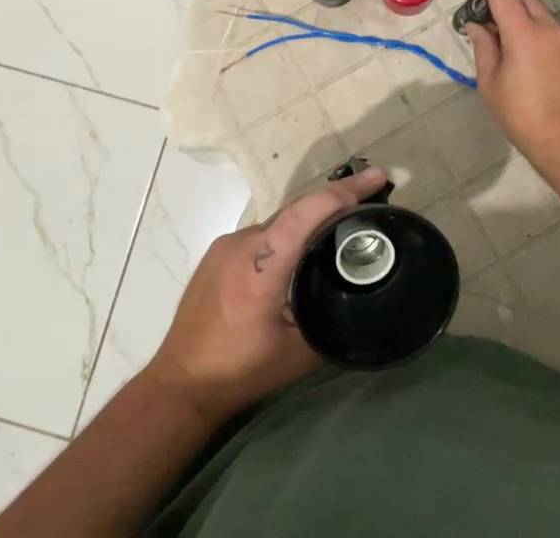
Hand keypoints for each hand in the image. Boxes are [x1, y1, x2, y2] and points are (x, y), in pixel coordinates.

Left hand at [146, 167, 389, 420]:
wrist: (182, 381)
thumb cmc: (242, 371)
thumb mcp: (300, 353)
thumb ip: (333, 318)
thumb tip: (364, 294)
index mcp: (261, 269)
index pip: (304, 214)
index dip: (342, 193)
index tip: (377, 179)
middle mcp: (241, 246)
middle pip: (295, 210)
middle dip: (336, 199)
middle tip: (372, 197)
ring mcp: (226, 245)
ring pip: (279, 221)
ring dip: (311, 219)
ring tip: (343, 225)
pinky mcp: (218, 252)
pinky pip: (263, 233)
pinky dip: (288, 233)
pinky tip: (304, 248)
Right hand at [464, 0, 559, 177]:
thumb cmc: (521, 115)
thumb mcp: (490, 83)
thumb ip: (483, 47)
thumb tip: (477, 25)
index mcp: (524, 33)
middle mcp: (549, 27)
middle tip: (483, 9)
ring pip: (539, 8)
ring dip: (519, 9)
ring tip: (500, 30)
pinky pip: (550, 25)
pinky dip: (533, 23)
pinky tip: (521, 45)